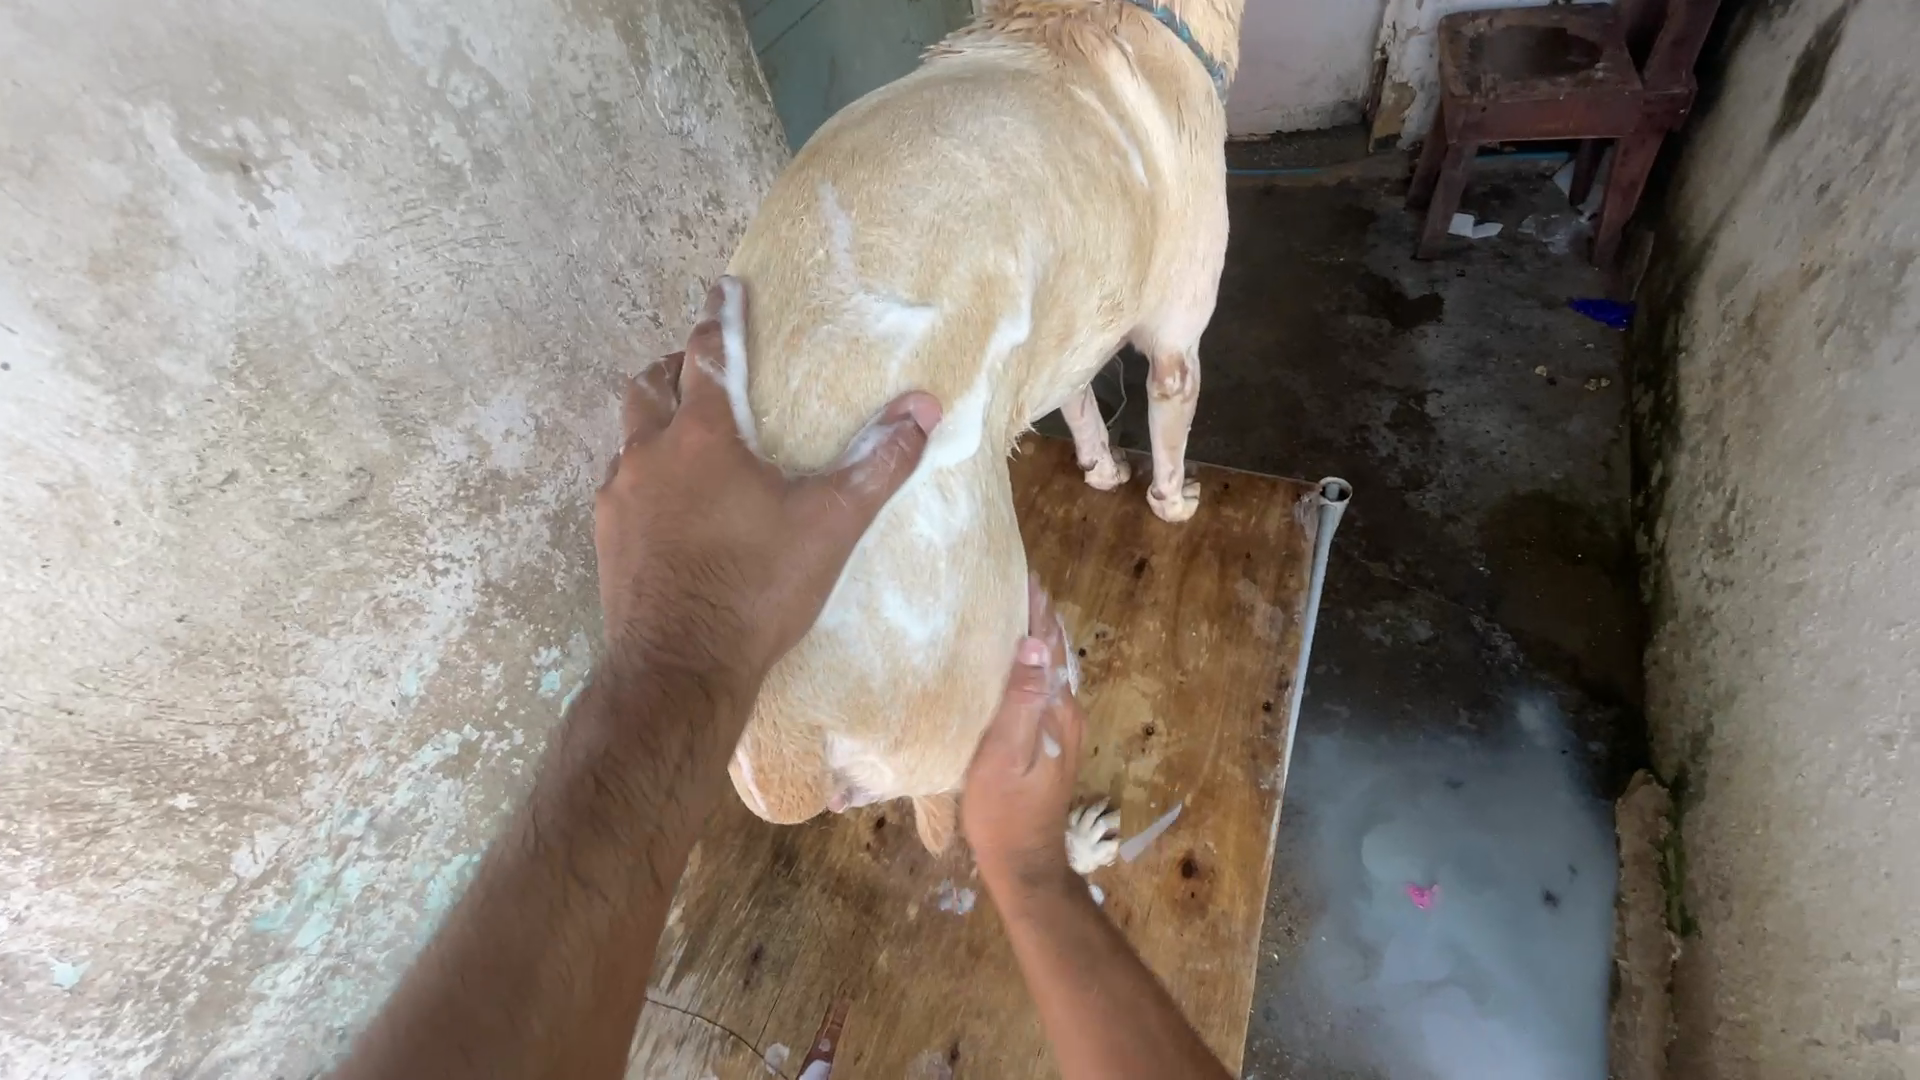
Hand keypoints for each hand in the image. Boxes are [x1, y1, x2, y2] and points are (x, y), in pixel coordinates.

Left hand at [595, 276, 940, 694]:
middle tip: (705, 370)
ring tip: (690, 438)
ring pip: (629, 434)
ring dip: (656, 420)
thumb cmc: (758, 587)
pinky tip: (672, 506)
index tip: (723, 286)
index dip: (720, 315)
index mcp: (704, 437)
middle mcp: (650, 453)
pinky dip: (646, 473)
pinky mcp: (607, 536)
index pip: (710, 353)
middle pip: (649, 383)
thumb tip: (924, 408)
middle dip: (675, 365)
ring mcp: (620, 496)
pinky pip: (622, 483)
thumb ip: (878, 462)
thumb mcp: (832, 524)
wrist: (681, 669)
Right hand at [962, 577, 1084, 900]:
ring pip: (1048, 669)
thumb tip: (1033, 644)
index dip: (1038, 611)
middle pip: (1053, 653)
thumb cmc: (1005, 811)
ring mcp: (1060, 727)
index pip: (1050, 647)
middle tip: (1014, 581)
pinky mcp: (1048, 740)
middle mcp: (1066, 712)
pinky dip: (1028, 662)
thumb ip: (1020, 701)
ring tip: (1011, 608)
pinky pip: (1040, 687)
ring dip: (1034, 637)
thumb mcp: (1005, 756)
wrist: (1023, 864)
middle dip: (1038, 617)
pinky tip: (1010, 660)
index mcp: (1058, 710)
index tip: (1026, 574)